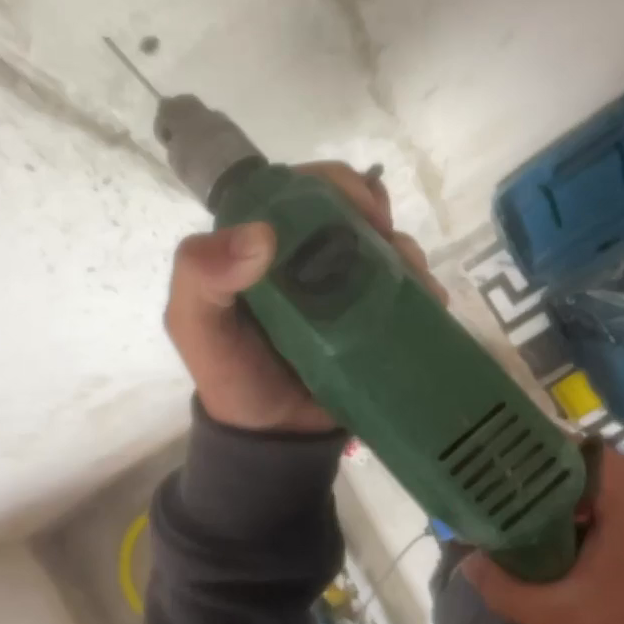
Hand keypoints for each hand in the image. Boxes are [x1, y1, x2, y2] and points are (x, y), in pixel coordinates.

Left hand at [165, 161, 446, 432]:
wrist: (273, 439)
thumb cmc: (232, 375)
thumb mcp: (194, 323)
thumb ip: (200, 273)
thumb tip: (262, 235)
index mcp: (262, 244)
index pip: (299, 190)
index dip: (332, 185)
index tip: (358, 207)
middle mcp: (307, 256)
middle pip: (351, 210)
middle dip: (377, 214)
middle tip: (388, 243)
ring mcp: (345, 287)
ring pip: (385, 246)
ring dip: (405, 252)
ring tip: (414, 283)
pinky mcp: (375, 317)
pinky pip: (406, 288)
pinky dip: (423, 286)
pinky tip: (429, 302)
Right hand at [462, 446, 623, 623]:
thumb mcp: (563, 613)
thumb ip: (508, 592)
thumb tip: (468, 562)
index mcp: (613, 480)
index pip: (547, 442)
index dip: (508, 453)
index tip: (473, 470)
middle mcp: (618, 471)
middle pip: (549, 456)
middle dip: (512, 474)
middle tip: (472, 493)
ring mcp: (620, 486)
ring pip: (557, 475)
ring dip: (527, 490)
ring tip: (486, 507)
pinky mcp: (617, 503)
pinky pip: (570, 491)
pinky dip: (545, 504)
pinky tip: (518, 525)